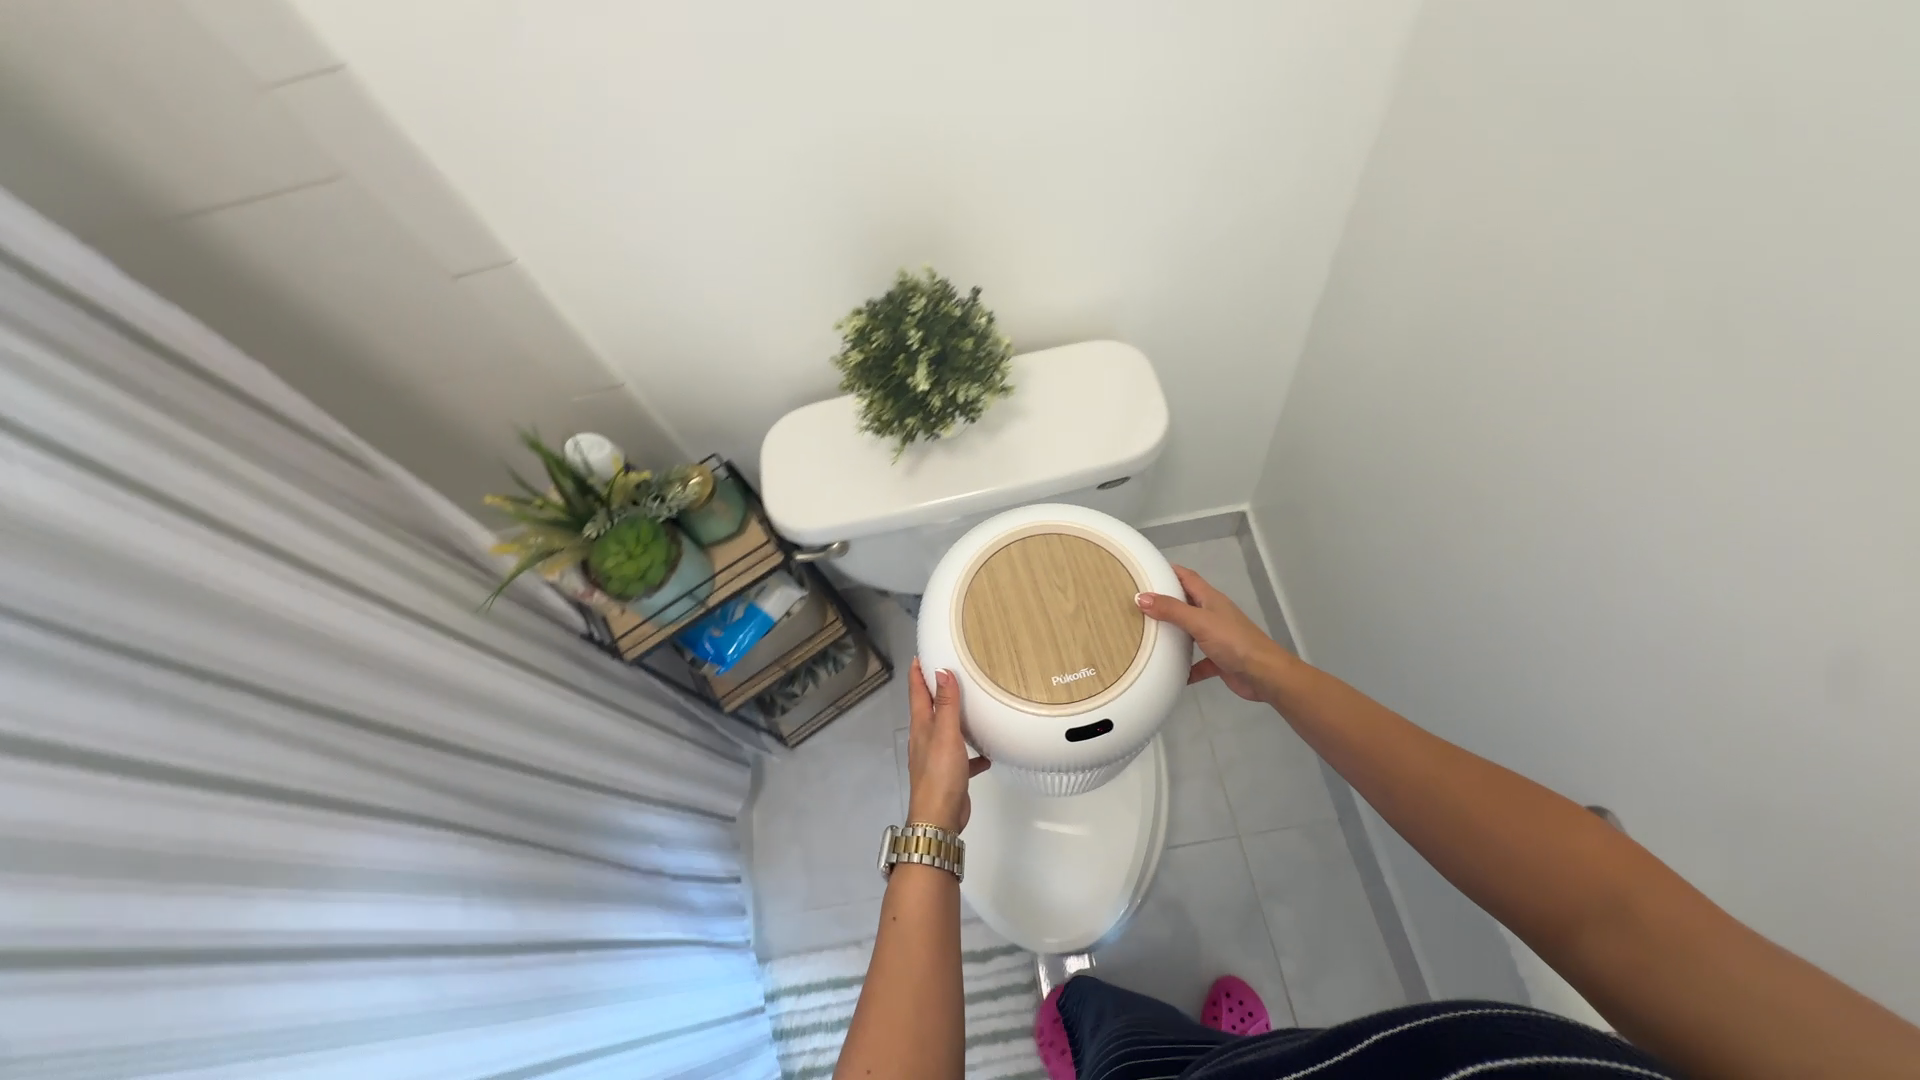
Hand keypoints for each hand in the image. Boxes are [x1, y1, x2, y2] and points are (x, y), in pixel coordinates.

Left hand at [905, 658, 990, 832]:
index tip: (920, 656)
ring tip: (972, 706)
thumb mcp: (945, 734)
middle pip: (929, 709)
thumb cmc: (940, 773)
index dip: (917, 674)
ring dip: (955, 719)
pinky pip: (962, 758)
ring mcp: (936, 758)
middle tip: (951, 673)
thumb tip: (942, 672)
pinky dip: (972, 753)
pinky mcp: (949, 775)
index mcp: (922, 726)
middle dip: (937, 691)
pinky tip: (987, 754)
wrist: (939, 818)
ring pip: (946, 732)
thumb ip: (946, 704)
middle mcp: (926, 739)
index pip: (917, 693)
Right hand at [1137, 565, 1293, 702]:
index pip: (1186, 577)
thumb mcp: (1199, 622)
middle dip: (1164, 603)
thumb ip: (1171, 610)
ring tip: (1146, 635)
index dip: (1168, 571)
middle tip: (1136, 605)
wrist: (1264, 675)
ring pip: (1189, 632)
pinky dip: (1184, 667)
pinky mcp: (1218, 660)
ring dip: (1172, 634)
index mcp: (1210, 599)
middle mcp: (1213, 615)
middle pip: (1185, 603)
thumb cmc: (1233, 641)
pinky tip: (1169, 672)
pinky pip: (1197, 661)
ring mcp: (1216, 637)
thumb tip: (1140, 597)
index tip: (1144, 571)